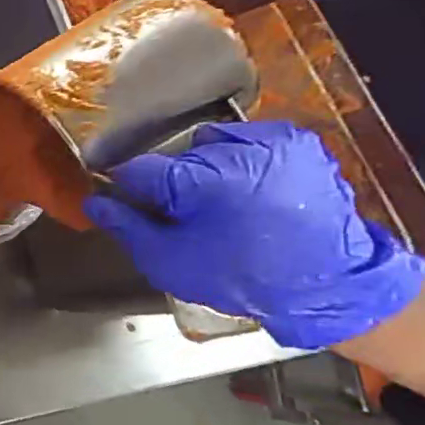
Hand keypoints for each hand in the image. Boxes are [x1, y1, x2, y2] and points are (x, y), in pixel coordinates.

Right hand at [83, 121, 424, 347]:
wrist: (330, 285)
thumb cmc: (242, 277)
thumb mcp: (169, 262)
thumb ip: (126, 227)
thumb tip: (94, 202)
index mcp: (199, 177)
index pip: (136, 169)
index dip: (128, 191)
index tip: (132, 210)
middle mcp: (234, 147)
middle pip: (174, 156)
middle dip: (170, 182)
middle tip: (183, 217)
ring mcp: (271, 141)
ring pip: (208, 144)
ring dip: (204, 168)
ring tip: (219, 203)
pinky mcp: (298, 142)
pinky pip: (247, 139)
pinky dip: (237, 158)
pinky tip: (245, 189)